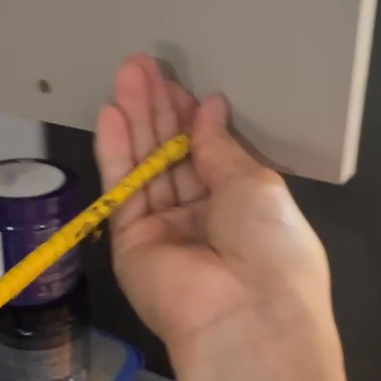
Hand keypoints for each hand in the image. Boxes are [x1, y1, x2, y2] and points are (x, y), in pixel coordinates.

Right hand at [93, 56, 332, 356]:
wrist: (244, 316)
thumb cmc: (270, 245)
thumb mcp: (256, 185)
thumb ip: (222, 147)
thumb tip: (210, 109)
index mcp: (243, 206)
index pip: (210, 153)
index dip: (194, 117)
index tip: (180, 82)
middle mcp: (203, 218)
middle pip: (174, 155)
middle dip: (159, 110)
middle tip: (143, 64)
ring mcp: (164, 232)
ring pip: (146, 168)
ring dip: (135, 121)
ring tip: (125, 73)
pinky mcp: (130, 245)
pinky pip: (123, 192)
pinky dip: (115, 153)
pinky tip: (109, 114)